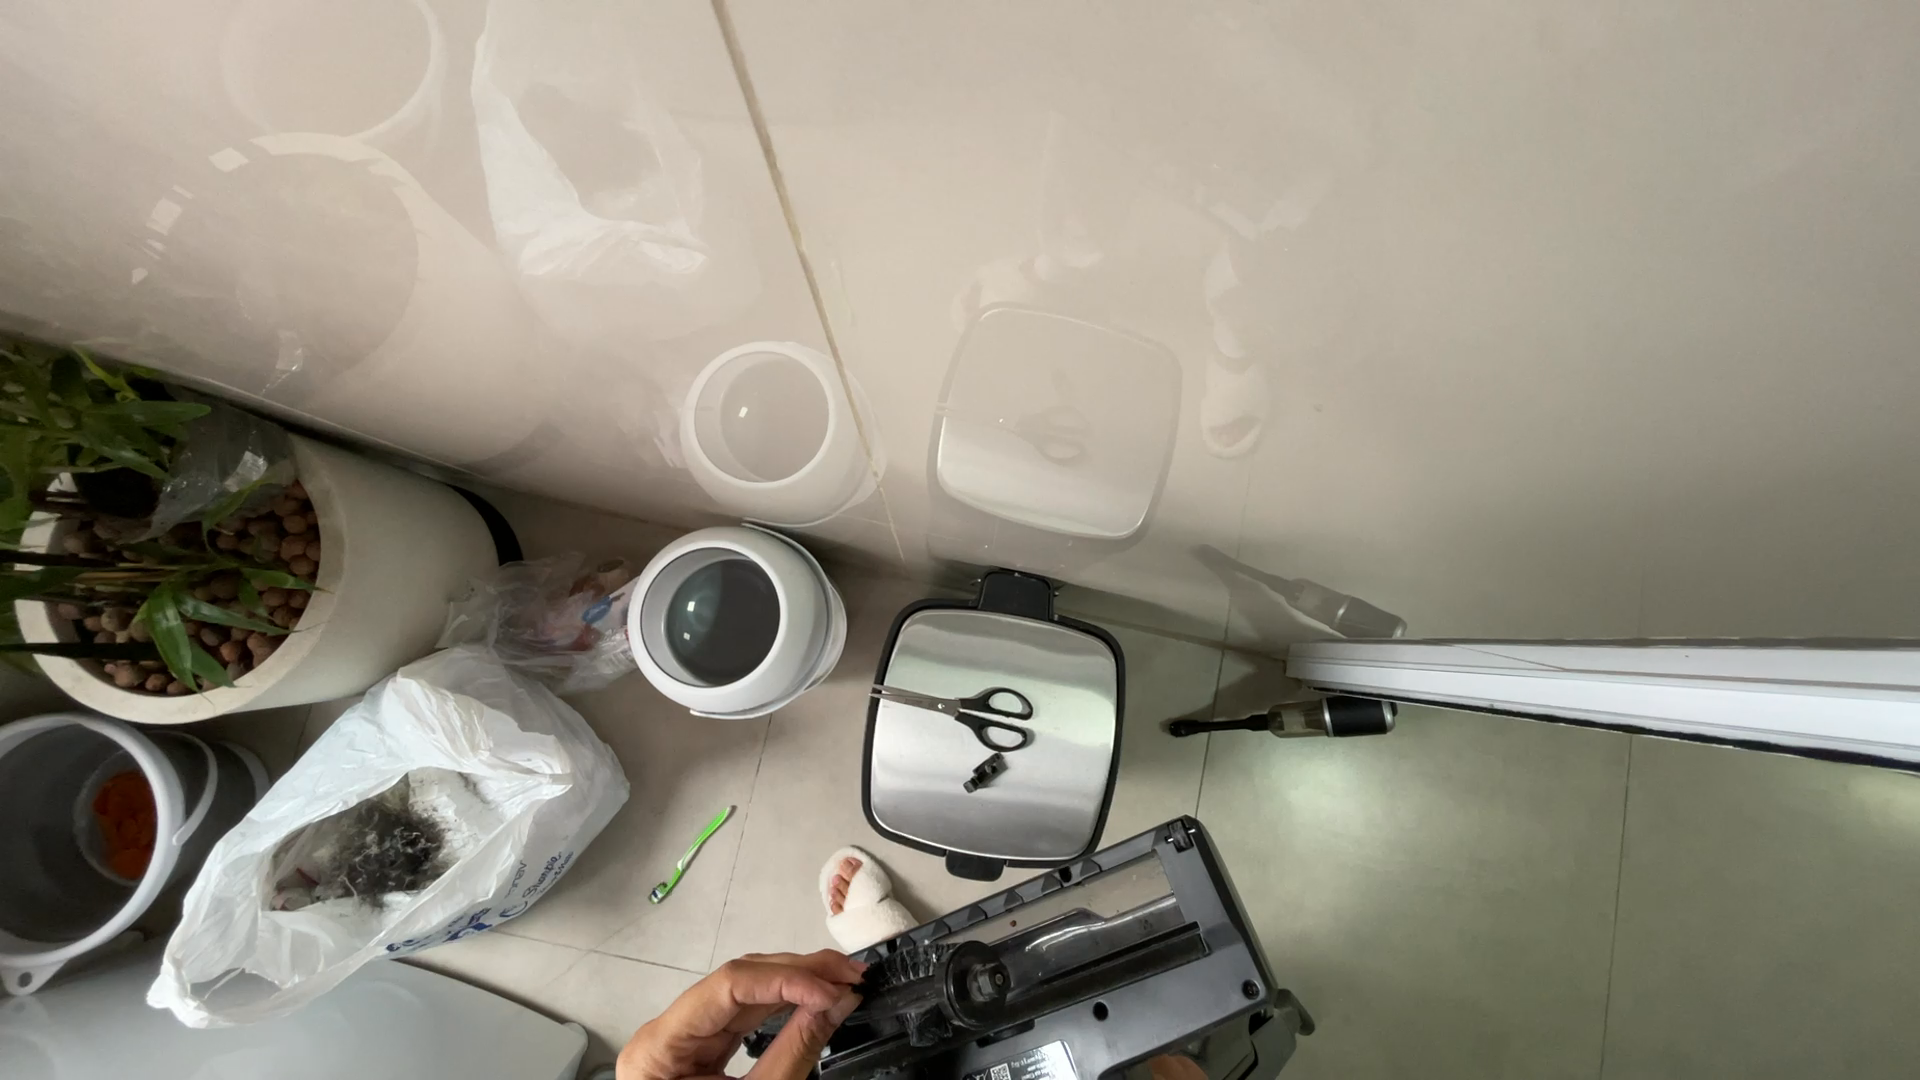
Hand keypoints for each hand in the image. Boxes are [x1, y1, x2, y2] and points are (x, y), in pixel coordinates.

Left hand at [617, 950, 865, 1079]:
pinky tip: (816, 995)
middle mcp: (670, 1029)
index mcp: (661, 1045)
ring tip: (843, 979)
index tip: (833, 991)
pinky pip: (749, 1012)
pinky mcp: (706, 1045)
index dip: (786, 979)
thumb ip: (796, 1049)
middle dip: (803, 972)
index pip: (730, 984)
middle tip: (852, 973)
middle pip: (742, 979)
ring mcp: (688, 1035)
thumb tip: (842, 998)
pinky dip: (787, 1001)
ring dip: (801, 980)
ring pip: (750, 989)